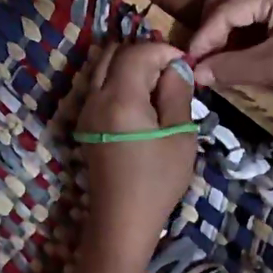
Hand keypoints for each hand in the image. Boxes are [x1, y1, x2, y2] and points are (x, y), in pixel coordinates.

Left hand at [77, 41, 196, 255]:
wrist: (122, 221)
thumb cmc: (157, 180)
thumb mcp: (179, 136)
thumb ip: (177, 94)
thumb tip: (177, 66)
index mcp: (120, 98)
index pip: (138, 53)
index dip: (164, 51)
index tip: (187, 66)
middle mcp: (95, 97)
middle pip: (115, 54)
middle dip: (145, 54)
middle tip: (173, 73)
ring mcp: (86, 110)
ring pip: (102, 68)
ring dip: (130, 66)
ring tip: (159, 85)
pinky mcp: (86, 124)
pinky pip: (99, 86)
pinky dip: (119, 80)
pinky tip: (143, 101)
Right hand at [186, 0, 272, 104]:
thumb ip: (231, 67)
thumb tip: (196, 73)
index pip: (225, 7)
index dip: (204, 37)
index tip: (190, 63)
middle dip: (211, 20)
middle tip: (202, 52)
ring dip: (227, 23)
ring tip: (218, 55)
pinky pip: (262, 9)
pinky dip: (246, 27)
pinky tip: (241, 52)